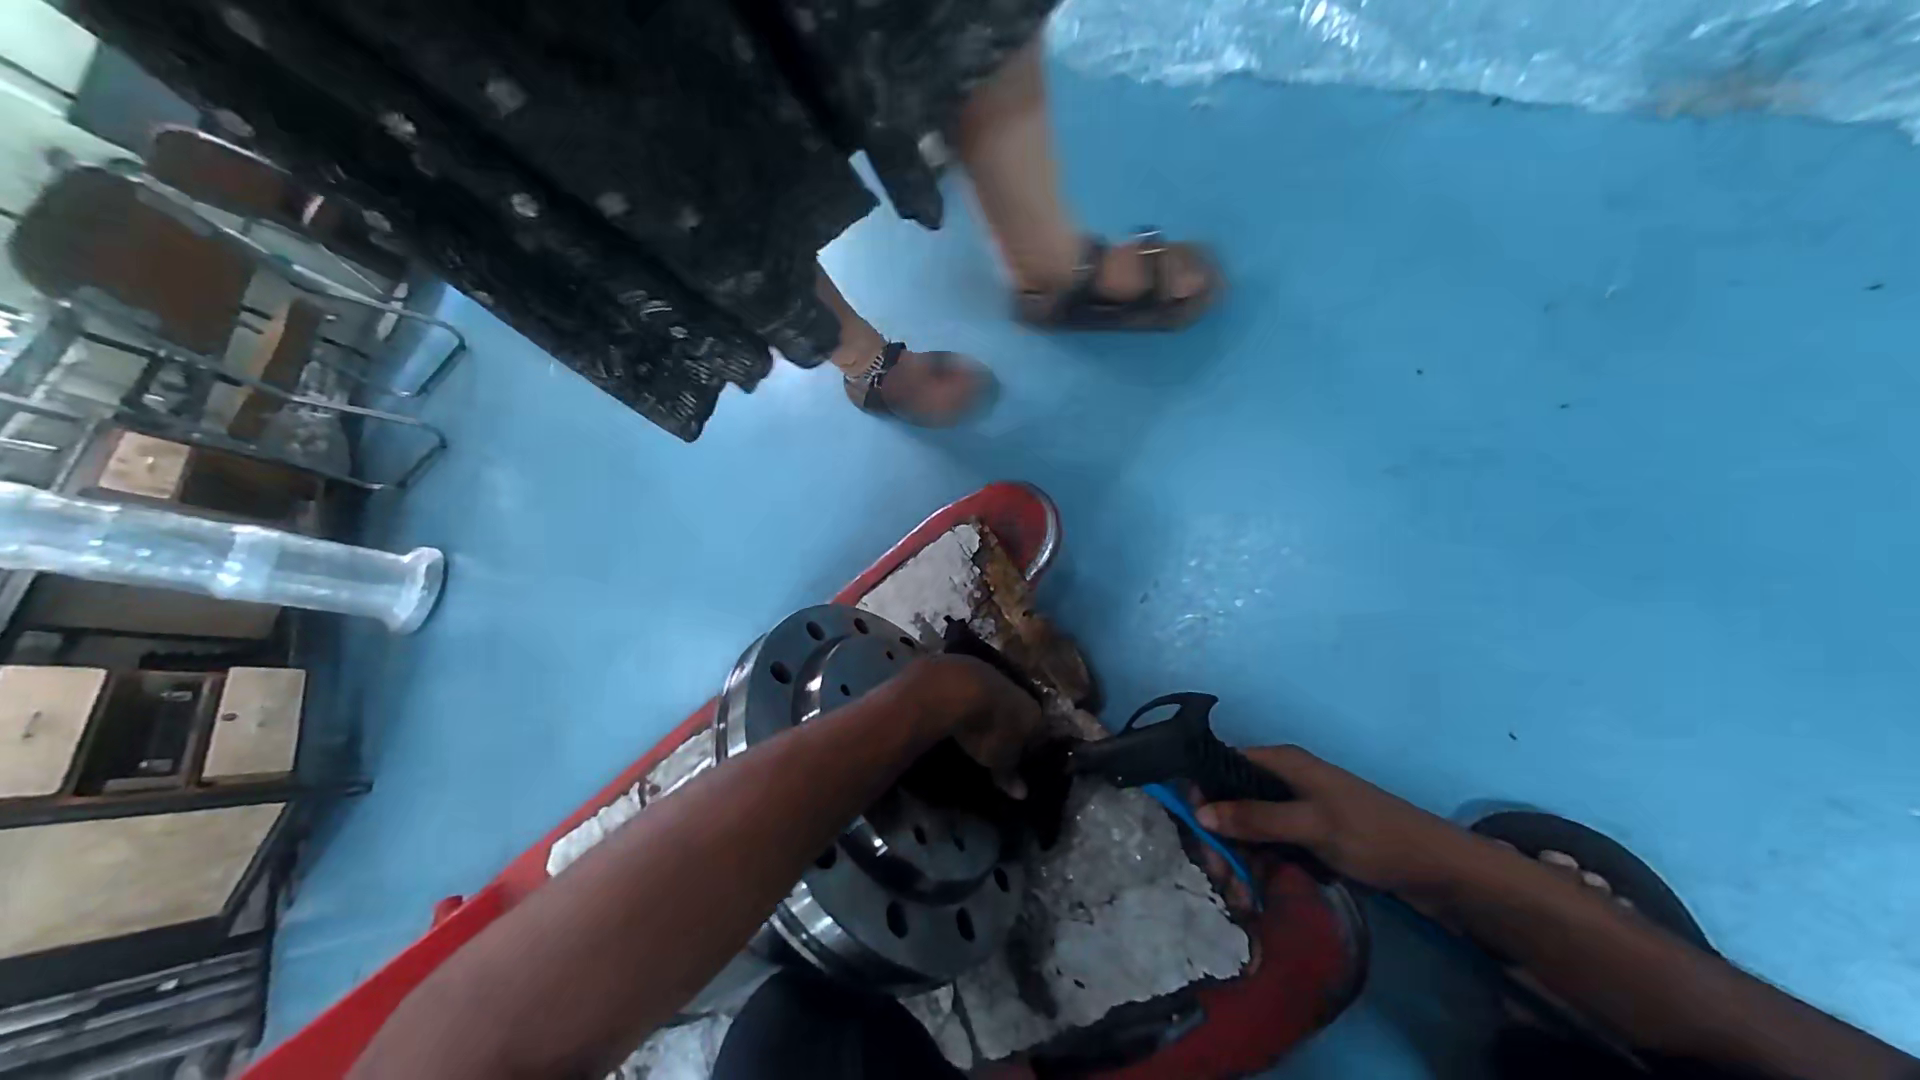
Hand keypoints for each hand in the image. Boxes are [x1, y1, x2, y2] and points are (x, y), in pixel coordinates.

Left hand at [912, 654, 1043, 795]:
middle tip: (996, 738)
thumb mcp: (997, 759)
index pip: (1038, 730)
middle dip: (1009, 722)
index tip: (1020, 754)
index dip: (1030, 744)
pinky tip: (957, 704)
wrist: (957, 688)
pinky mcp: (966, 664)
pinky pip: (972, 685)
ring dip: (987, 705)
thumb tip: (1022, 794)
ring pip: (995, 693)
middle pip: (1017, 708)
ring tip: (975, 721)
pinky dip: (967, 695)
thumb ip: (1009, 774)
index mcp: (1033, 713)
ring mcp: (993, 673)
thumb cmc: (986, 730)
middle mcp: (1018, 689)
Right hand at [1194, 746, 1481, 895]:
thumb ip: (1255, 818)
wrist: (1438, 868)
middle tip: (1218, 873)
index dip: (1201, 790)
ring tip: (1237, 890)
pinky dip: (1258, 860)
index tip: (1190, 826)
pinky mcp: (1306, 832)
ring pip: (1247, 823)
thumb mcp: (1311, 825)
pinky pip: (1268, 841)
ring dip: (1238, 853)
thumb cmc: (1372, 835)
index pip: (1222, 764)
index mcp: (1281, 762)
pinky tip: (1254, 884)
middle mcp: (1282, 778)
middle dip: (1219, 833)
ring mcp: (1295, 806)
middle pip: (1231, 798)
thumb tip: (1198, 812)